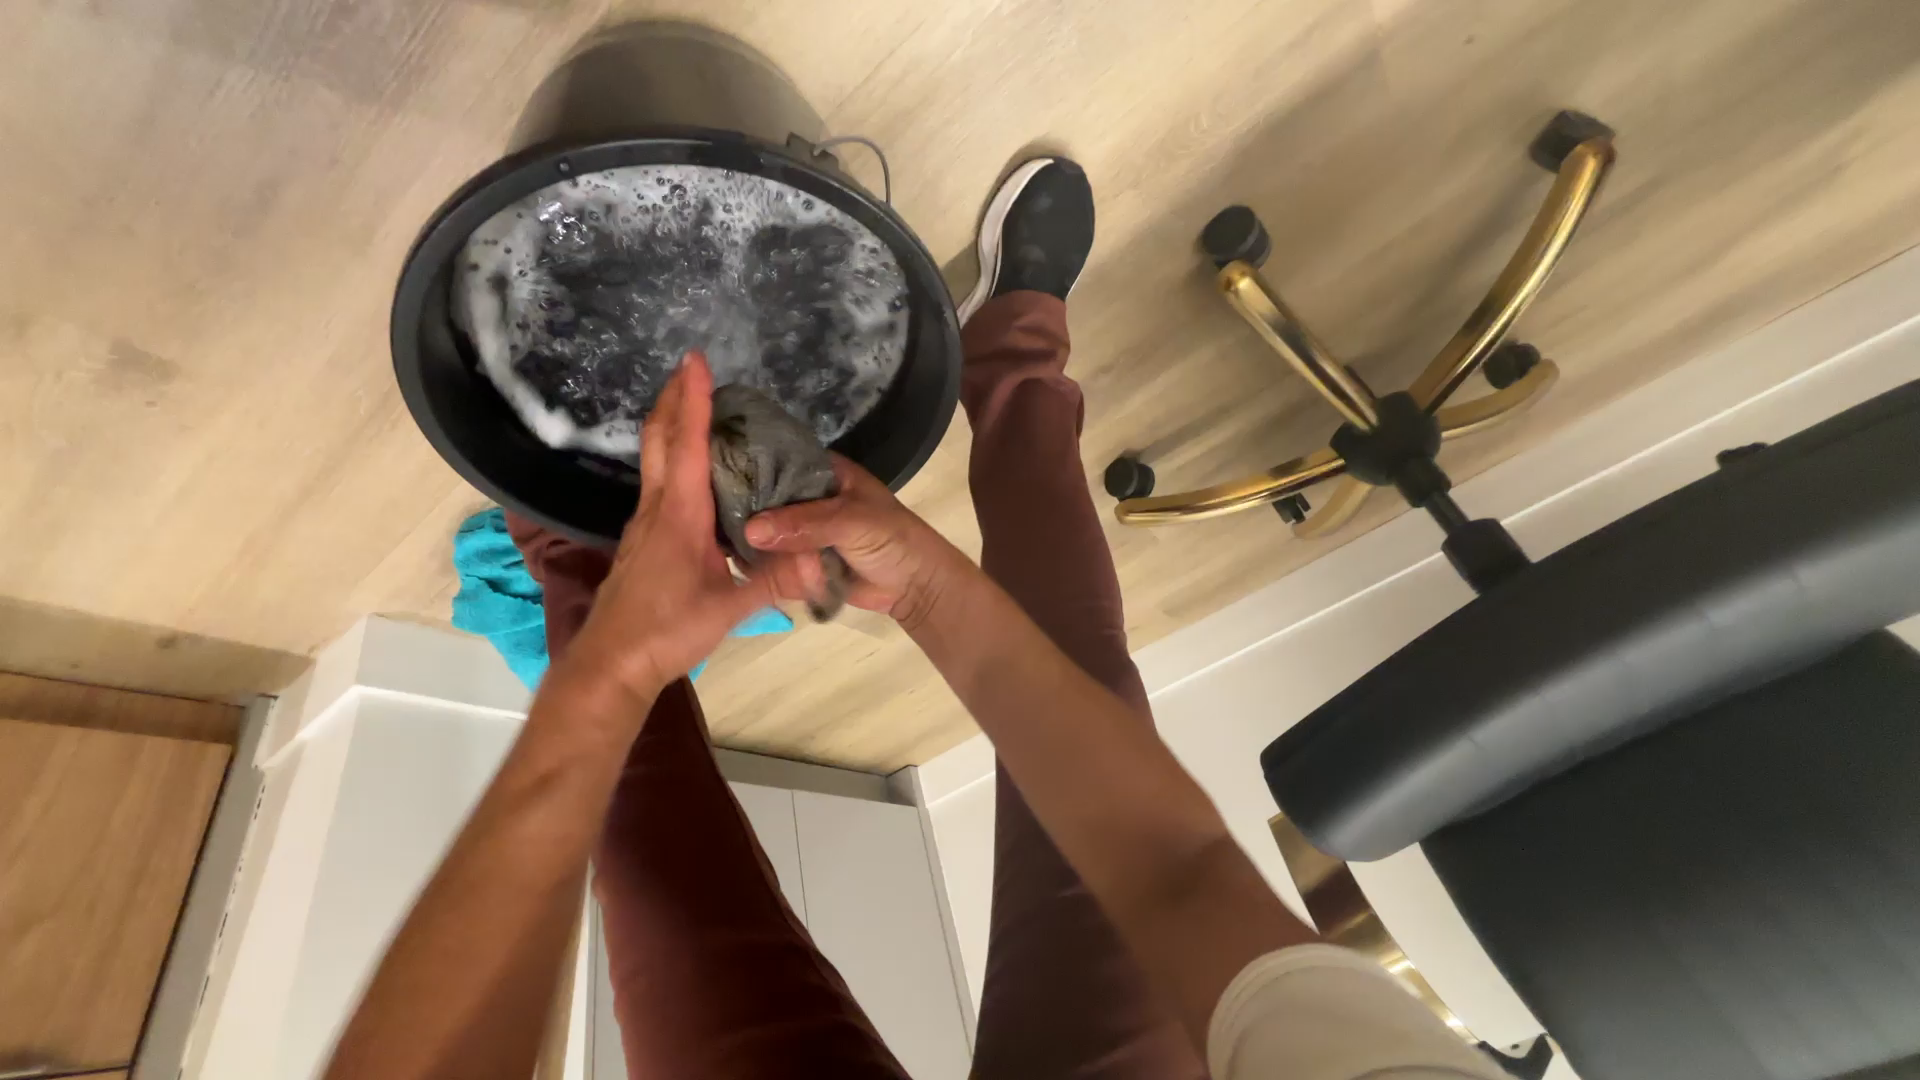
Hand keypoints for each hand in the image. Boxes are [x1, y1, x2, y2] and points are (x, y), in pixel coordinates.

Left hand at [556, 354, 776, 704]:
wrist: (612, 663)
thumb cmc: (666, 632)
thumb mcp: (727, 609)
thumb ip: (772, 581)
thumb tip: (817, 560)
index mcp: (679, 516)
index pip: (688, 446)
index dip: (693, 401)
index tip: (696, 361)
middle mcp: (658, 509)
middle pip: (661, 440)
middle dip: (674, 399)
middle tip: (691, 367)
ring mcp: (647, 523)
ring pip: (656, 460)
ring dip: (673, 426)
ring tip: (699, 406)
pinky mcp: (647, 539)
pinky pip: (661, 484)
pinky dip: (675, 458)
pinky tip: (697, 469)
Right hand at [743, 457, 965, 630]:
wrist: (914, 585)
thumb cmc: (893, 539)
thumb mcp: (853, 522)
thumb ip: (806, 523)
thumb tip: (752, 530)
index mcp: (818, 472)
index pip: (770, 465)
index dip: (744, 476)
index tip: (717, 492)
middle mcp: (800, 499)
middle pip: (755, 506)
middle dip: (751, 527)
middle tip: (742, 541)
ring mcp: (795, 533)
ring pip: (758, 540)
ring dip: (767, 557)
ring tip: (784, 567)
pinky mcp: (796, 563)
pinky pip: (770, 568)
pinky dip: (774, 578)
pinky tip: (788, 582)